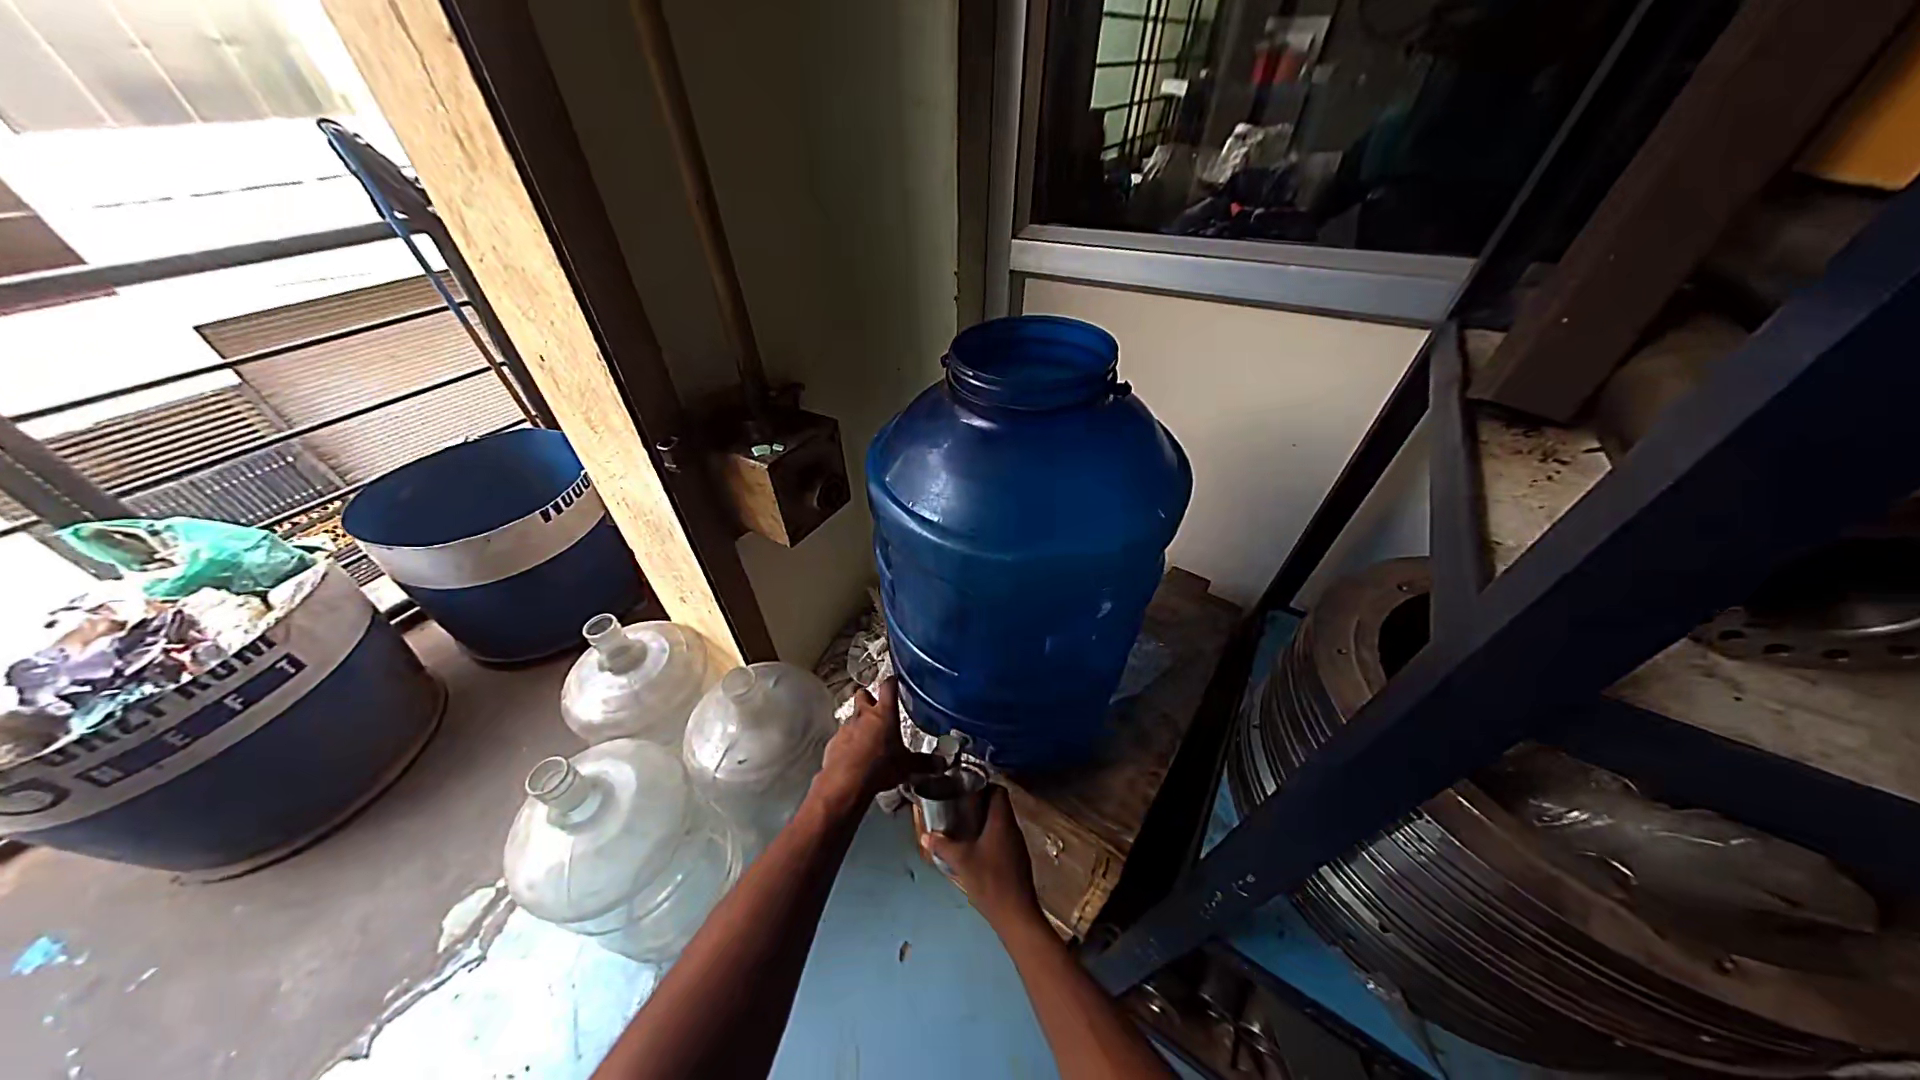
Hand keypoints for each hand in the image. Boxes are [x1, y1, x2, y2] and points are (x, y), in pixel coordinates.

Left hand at [809, 678, 934, 816]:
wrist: (846, 783)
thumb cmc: (879, 768)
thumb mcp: (907, 766)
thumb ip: (924, 762)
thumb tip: (941, 763)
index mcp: (884, 714)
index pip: (888, 687)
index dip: (892, 682)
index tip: (894, 680)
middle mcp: (863, 715)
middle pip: (863, 694)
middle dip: (869, 698)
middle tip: (877, 709)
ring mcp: (846, 727)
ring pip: (852, 716)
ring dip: (859, 723)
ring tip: (868, 738)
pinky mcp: (833, 742)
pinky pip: (842, 736)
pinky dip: (848, 741)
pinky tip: (854, 756)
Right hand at [918, 785, 1041, 931]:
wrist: (1016, 914)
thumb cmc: (990, 881)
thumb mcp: (961, 861)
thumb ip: (942, 845)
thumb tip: (926, 835)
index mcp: (1002, 821)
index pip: (999, 790)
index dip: (984, 785)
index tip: (966, 788)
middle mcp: (1013, 828)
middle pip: (1000, 805)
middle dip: (981, 803)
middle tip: (960, 806)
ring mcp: (1018, 845)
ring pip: (1002, 823)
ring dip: (986, 821)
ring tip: (964, 825)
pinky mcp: (1018, 860)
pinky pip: (1004, 838)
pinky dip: (991, 837)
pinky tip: (976, 847)